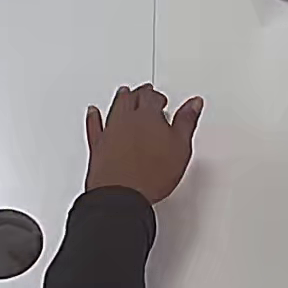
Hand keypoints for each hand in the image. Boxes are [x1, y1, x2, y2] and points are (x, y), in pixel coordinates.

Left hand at [85, 84, 201, 203]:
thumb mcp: (180, 147)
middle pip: (132, 98)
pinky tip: (93, 113)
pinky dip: (94, 117)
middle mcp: (126, 120)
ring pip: (115, 108)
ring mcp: (110, 132)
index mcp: (148, 116)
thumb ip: (186, 122)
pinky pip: (94, 126)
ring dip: (121, 99)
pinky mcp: (97, 147)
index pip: (152, 97)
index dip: (158, 96)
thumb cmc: (150, 174)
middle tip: (145, 92)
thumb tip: (194, 103)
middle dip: (140, 94)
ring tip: (125, 94)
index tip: (162, 99)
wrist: (122, 195)